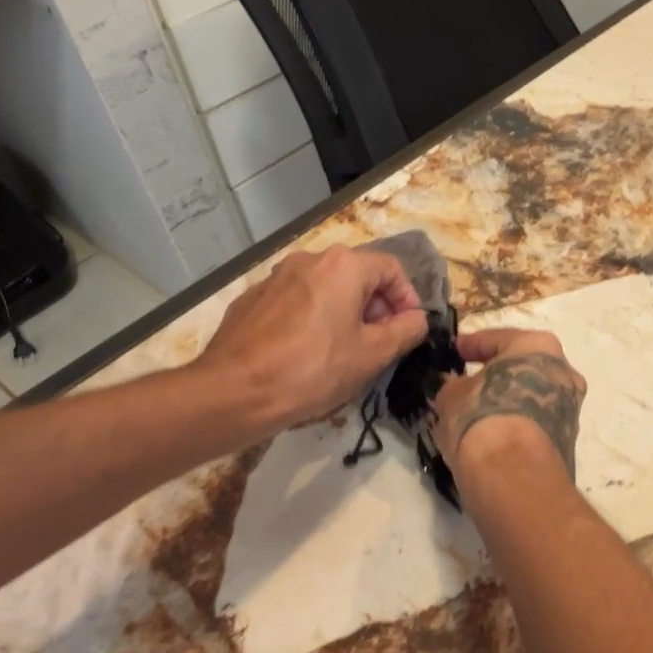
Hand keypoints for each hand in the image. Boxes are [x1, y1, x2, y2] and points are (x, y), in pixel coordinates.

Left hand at [198, 246, 428, 429]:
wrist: (235, 391)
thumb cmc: (313, 369)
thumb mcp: (372, 354)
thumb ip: (405, 331)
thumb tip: (416, 319)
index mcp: (343, 266)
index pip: (391, 269)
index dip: (407, 299)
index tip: (408, 330)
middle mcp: (308, 260)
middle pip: (356, 276)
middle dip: (375, 308)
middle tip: (379, 344)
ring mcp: (275, 278)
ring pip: (324, 289)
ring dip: (343, 314)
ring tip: (344, 352)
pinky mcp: (252, 300)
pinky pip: (295, 303)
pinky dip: (310, 320)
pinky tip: (306, 355)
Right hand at [433, 328, 586, 478]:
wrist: (514, 475)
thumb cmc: (483, 415)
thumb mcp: (451, 396)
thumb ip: (452, 386)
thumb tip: (452, 388)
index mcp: (539, 346)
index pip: (498, 339)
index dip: (470, 345)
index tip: (452, 352)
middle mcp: (564, 372)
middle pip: (521, 369)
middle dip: (493, 377)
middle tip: (463, 385)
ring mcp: (570, 409)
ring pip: (529, 399)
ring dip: (503, 403)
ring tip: (471, 414)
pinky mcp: (566, 442)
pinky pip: (532, 425)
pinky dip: (512, 426)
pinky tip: (487, 437)